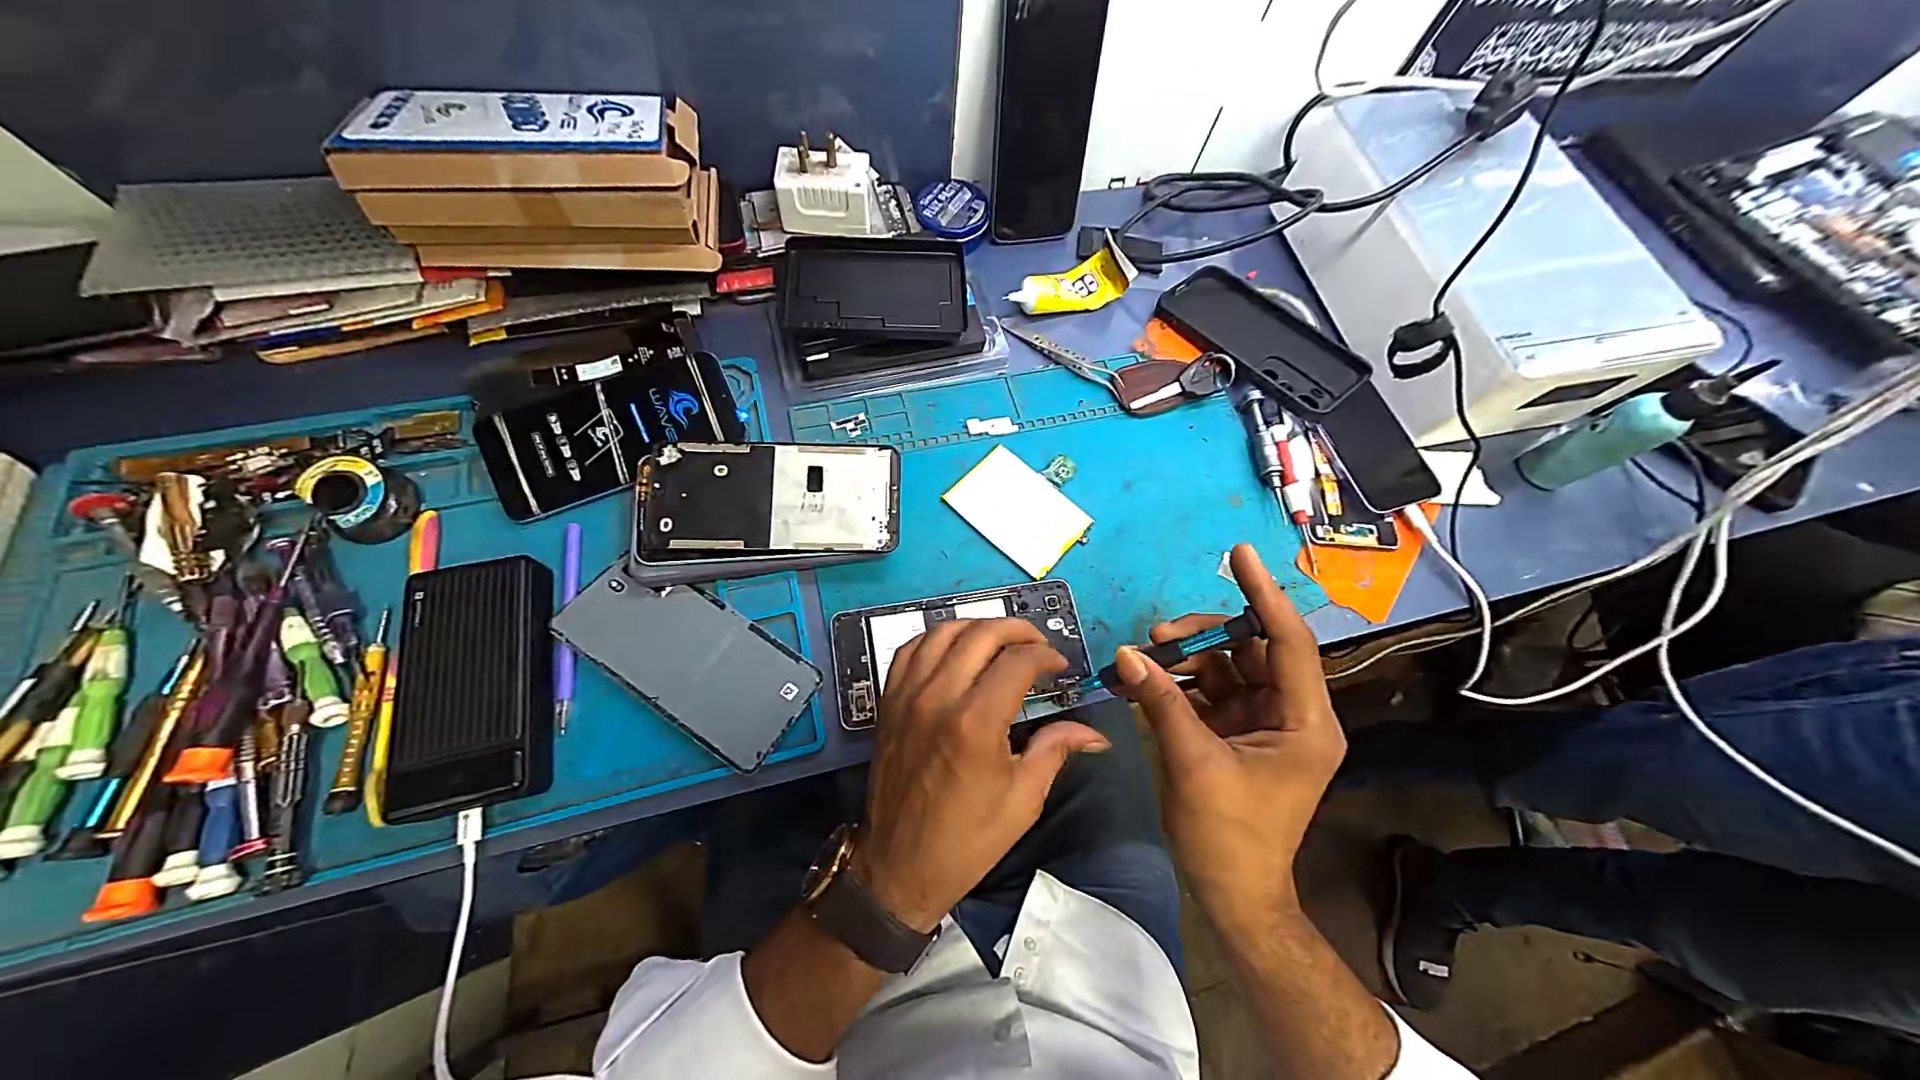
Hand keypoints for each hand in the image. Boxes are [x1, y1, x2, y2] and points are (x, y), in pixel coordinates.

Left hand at [856, 619, 1110, 933]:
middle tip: (1038, 646)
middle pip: (981, 633)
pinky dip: (937, 638)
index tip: (1059, 667)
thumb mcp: (1022, 799)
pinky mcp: (889, 700)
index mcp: (975, 722)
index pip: (1018, 660)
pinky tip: (956, 650)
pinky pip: (911, 649)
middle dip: (1018, 630)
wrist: (899, 865)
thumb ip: (1055, 750)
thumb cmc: (966, 839)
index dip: (1046, 655)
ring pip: (943, 631)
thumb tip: (1095, 733)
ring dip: (978, 627)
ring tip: (1000, 642)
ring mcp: (907, 695)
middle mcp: (938, 697)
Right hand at [1113, 543, 1342, 927]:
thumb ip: (1162, 700)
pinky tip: (1143, 680)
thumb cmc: (1228, 835)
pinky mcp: (1235, 732)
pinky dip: (1177, 683)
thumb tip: (1128, 654)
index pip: (1289, 642)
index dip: (1264, 594)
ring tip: (1143, 658)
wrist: (1232, 894)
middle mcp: (1290, 713)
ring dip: (1185, 658)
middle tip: (1159, 635)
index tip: (1240, 555)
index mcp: (1305, 721)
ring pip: (1225, 666)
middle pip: (1250, 648)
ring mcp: (1261, 722)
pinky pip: (1207, 692)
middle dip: (1204, 635)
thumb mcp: (1192, 762)